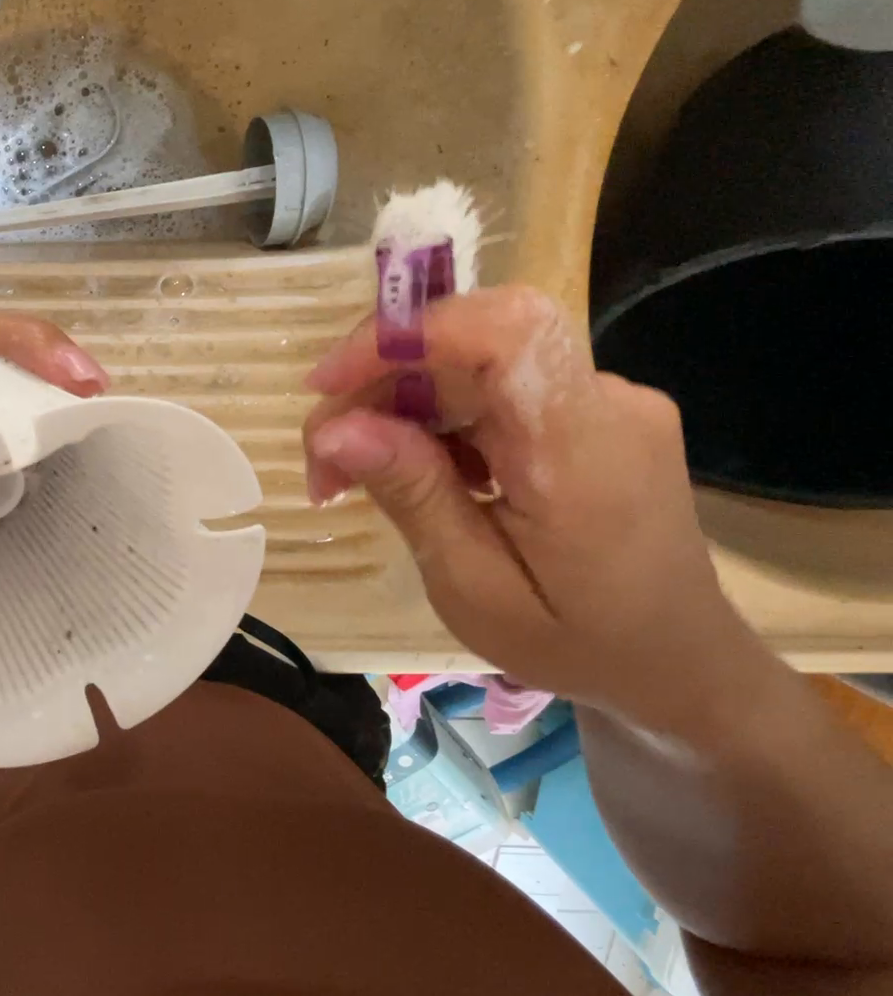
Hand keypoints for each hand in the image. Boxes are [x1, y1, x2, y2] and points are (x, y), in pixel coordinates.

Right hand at [301, 287, 764, 726]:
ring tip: (345, 480)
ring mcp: (599, 402)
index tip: (327, 386)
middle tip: (321, 464)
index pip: (504, 332)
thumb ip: (412, 495)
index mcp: (580, 449)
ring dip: (390, 411)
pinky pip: (487, 391)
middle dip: (372, 389)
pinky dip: (427, 422)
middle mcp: (603, 401)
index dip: (403, 335)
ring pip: (465, 368)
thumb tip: (334, 429)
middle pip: (466, 347)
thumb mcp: (472, 585)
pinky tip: (404, 474)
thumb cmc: (574, 641)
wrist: (675, 663)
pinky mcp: (584, 413)